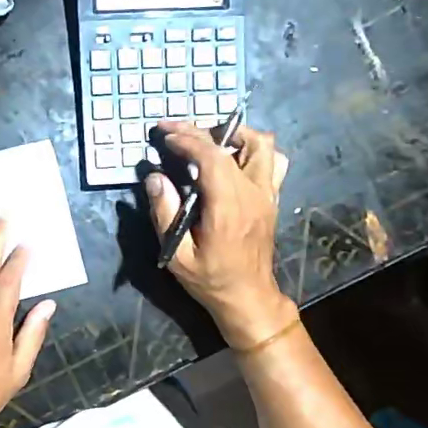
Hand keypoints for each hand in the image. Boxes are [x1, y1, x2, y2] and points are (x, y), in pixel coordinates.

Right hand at [144, 120, 295, 347]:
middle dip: (203, 130)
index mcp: (228, 207)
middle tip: (176, 132)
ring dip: (235, 135)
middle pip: (237, 142)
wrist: (248, 296)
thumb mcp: (178, 253)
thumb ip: (165, 213)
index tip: (165, 135)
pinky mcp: (271, 197)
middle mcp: (253, 193)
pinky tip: (231, 159)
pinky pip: (273, 161)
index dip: (187, 139)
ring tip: (207, 142)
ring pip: (263, 145)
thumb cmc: (210, 279)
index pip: (212, 157)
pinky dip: (253, 150)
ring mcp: (267, 194)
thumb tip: (155, 178)